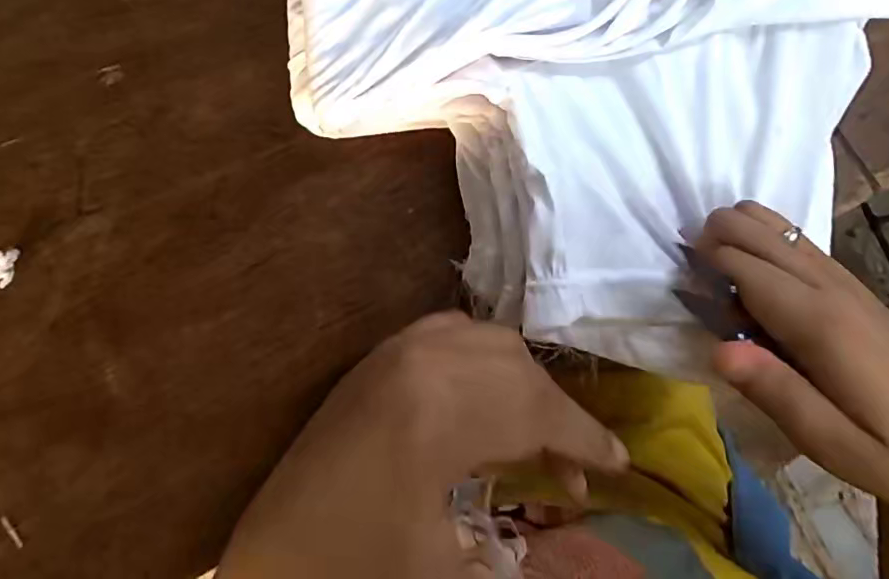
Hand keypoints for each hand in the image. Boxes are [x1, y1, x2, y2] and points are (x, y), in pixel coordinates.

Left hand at [219, 312, 629, 578]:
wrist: (268, 551)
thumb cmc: (355, 563)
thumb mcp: (442, 562)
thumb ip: (519, 525)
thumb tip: (587, 525)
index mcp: (440, 412)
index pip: (537, 411)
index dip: (584, 438)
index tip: (620, 461)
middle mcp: (422, 359)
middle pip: (517, 369)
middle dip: (555, 415)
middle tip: (573, 468)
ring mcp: (397, 347)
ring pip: (489, 341)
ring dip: (522, 382)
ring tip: (532, 433)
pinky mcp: (380, 351)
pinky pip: (451, 331)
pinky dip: (483, 356)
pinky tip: (485, 390)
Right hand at [692, 202, 888, 578]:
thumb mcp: (836, 447)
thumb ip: (777, 394)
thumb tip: (717, 348)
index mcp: (820, 323)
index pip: (745, 264)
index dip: (707, 260)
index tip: (686, 281)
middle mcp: (829, 286)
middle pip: (757, 230)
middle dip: (715, 233)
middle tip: (696, 272)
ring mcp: (844, 280)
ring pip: (777, 224)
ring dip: (738, 227)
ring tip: (719, 264)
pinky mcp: (852, 284)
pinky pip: (796, 237)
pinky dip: (763, 233)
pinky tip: (755, 262)